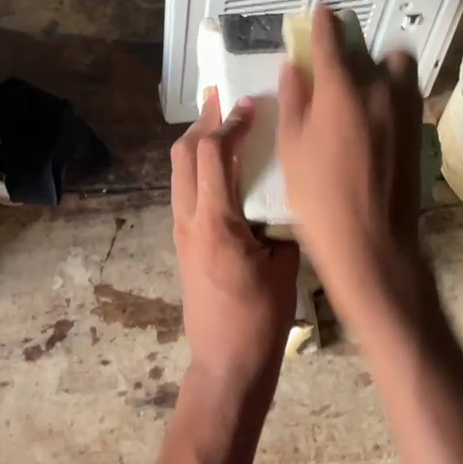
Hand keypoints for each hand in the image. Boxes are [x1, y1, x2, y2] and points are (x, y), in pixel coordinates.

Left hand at [170, 90, 300, 390]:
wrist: (224, 365)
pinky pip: (184, 190)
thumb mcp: (284, 268)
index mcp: (216, 223)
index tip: (249, 103)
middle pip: (182, 154)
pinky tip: (221, 166)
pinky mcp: (182, 243)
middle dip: (202, 122)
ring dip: (196, 141)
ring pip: (178, 171)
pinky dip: (198, 166)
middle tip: (223, 98)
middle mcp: (189, 220)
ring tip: (221, 122)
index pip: (212, 155)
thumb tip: (284, 196)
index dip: (229, 124)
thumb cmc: (259, 320)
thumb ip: (281, 225)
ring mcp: (181, 231)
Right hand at [276, 6, 424, 292]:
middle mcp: (378, 87)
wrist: (374, 243)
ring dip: (379, 63)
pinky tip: (375, 111)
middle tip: (333, 64)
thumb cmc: (320, 198)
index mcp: (341, 88)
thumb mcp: (291, 147)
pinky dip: (393, 87)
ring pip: (396, 64)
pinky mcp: (419, 126)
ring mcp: (404, 106)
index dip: (323, 22)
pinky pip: (407, 89)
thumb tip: (293, 67)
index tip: (320, 13)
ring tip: (361, 85)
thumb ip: (294, 99)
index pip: (331, 38)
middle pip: (366, 48)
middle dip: (348, 48)